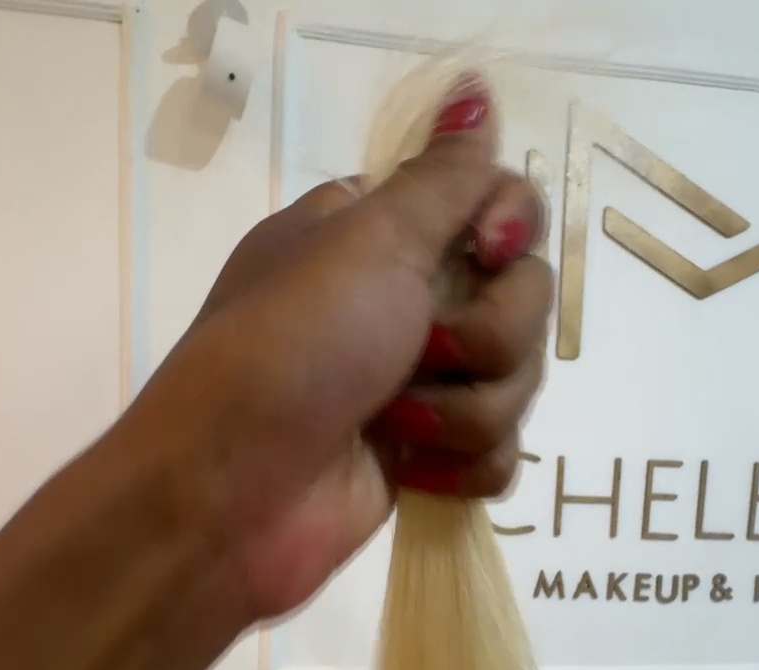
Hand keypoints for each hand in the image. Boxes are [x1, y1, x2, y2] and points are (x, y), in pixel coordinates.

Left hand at [121, 76, 548, 619]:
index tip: (488, 248)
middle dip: (487, 338)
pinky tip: (411, 471)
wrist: (233, 494)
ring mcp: (422, 387)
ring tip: (396, 426)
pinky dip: (463, 465)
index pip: (499, 207)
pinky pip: (500, 453)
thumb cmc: (293, 349)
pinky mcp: (430, 459)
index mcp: (385, 239)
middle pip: (524, 302)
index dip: (511, 228)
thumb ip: (442, 178)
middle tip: (421, 353)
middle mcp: (408, 307)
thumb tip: (473, 87)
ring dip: (463, 410)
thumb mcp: (368, 242)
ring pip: (518, 384)